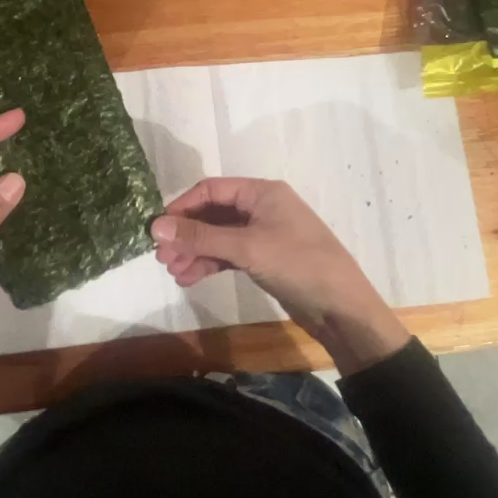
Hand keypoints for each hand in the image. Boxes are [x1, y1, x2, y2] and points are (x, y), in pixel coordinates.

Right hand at [151, 178, 410, 373]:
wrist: (342, 307)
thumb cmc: (298, 264)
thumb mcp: (247, 247)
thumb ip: (201, 236)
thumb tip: (155, 225)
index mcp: (262, 193)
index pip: (212, 190)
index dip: (183, 207)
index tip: (157, 229)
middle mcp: (262, 208)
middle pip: (213, 214)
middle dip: (187, 234)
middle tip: (162, 257)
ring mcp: (264, 234)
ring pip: (219, 237)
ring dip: (195, 251)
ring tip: (173, 271)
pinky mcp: (265, 259)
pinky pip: (229, 255)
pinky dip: (210, 264)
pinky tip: (190, 278)